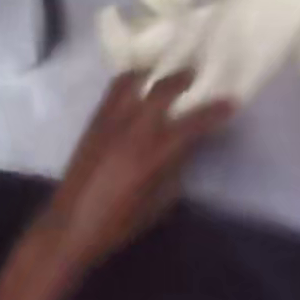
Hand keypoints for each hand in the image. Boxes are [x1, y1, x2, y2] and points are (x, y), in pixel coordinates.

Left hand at [36, 70, 234, 273]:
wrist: (69, 226)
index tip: (230, 101)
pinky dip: (131, 81)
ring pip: (134, 81)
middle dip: (182, 78)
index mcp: (152, 154)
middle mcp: (132, 129)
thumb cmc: (118, 223)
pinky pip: (114, 89)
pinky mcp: (94, 121)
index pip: (191, 124)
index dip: (213, 111)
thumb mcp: (158, 202)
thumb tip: (185, 145)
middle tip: (195, 74)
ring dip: (153, 74)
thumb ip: (174, 168)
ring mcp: (110, 121)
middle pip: (162, 89)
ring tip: (164, 73)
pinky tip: (137, 85)